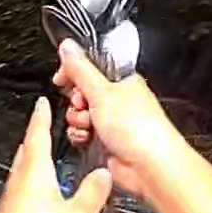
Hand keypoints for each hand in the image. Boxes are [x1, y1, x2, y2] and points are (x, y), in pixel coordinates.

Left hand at [0, 99, 112, 212]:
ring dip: (32, 162)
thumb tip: (102, 175)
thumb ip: (93, 193)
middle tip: (41, 127)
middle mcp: (19, 186)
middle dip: (35, 138)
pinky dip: (30, 187)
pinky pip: (20, 197)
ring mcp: (10, 207)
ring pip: (21, 175)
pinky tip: (38, 202)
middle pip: (26, 153)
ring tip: (42, 160)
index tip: (42, 103)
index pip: (38, 135)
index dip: (41, 117)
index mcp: (35, 174)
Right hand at [54, 40, 185, 197]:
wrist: (149, 166)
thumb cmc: (140, 128)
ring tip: (89, 123)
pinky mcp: (106, 141)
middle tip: (82, 103)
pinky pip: (83, 133)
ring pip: (80, 113)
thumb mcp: (102, 91)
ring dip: (78, 120)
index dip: (73, 72)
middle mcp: (117, 98)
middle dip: (76, 100)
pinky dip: (81, 135)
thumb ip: (81, 69)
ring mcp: (112, 120)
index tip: (62, 78)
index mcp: (121, 79)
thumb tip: (67, 46)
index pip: (89, 68)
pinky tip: (88, 137)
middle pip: (81, 92)